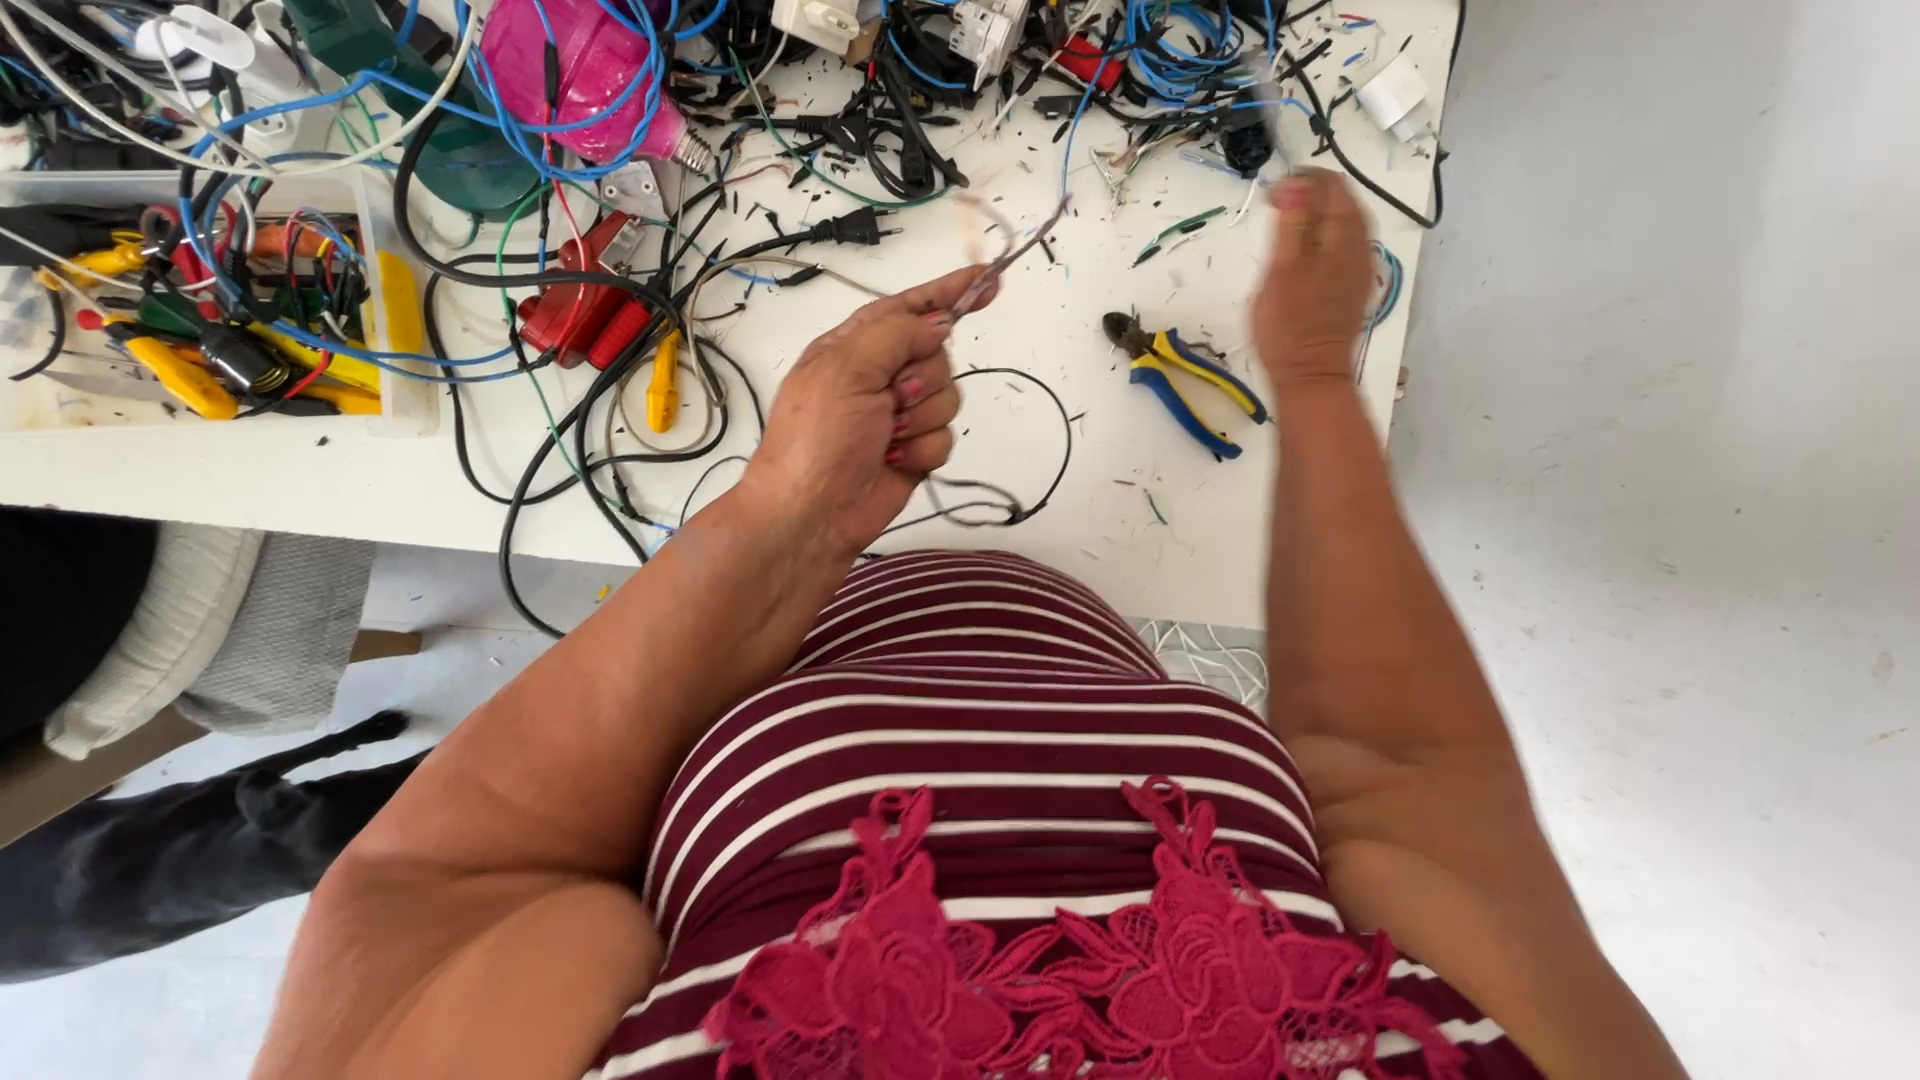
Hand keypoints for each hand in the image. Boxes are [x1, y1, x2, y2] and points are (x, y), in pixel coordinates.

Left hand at [737, 265, 998, 557]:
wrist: (814, 512)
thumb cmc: (817, 436)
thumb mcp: (845, 368)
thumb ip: (895, 334)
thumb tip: (940, 324)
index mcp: (855, 345)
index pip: (910, 308)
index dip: (949, 293)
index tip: (989, 280)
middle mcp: (881, 375)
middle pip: (937, 354)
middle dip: (922, 378)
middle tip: (891, 400)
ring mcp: (900, 414)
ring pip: (948, 396)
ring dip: (921, 419)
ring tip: (887, 438)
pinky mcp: (916, 449)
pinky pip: (946, 436)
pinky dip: (923, 450)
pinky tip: (896, 461)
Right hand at [1252, 168, 1375, 386]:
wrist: (1311, 375)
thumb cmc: (1287, 326)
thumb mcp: (1281, 271)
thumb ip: (1290, 224)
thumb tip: (1296, 184)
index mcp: (1341, 236)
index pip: (1331, 187)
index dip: (1302, 181)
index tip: (1272, 192)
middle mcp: (1359, 246)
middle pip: (1344, 203)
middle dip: (1313, 194)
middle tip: (1278, 203)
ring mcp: (1359, 269)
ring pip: (1346, 225)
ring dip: (1320, 215)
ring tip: (1290, 222)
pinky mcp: (1353, 288)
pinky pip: (1345, 248)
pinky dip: (1326, 238)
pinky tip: (1308, 251)